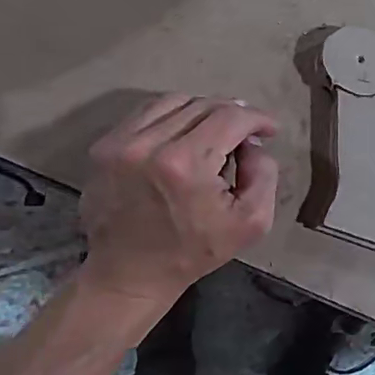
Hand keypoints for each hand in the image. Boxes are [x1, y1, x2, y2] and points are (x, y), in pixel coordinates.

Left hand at [78, 94, 280, 307]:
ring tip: (218, 131)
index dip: (258, 118)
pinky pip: (146, 113)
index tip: (270, 131)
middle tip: (248, 134)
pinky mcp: (103, 148)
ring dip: (204, 111)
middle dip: (234, 114)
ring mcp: (119, 144)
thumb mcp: (253, 220)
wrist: (130, 273)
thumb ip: (265, 173)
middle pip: (204, 105)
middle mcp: (148, 145)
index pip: (231, 117)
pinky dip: (174, 116)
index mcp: (186, 164)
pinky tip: (187, 135)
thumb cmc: (196, 250)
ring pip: (174, 102)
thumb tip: (253, 144)